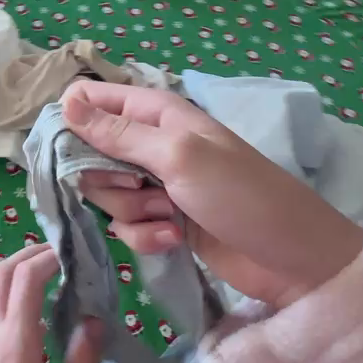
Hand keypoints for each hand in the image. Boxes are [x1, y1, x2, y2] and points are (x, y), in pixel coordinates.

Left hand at [0, 243, 102, 362]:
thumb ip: (82, 362)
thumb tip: (94, 319)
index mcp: (15, 343)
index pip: (26, 277)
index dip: (49, 256)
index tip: (76, 252)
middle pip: (2, 272)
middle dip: (31, 253)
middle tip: (64, 254)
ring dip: (20, 271)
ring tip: (56, 277)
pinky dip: (14, 294)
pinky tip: (39, 310)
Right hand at [63, 81, 362, 308]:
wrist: (298, 264)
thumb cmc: (243, 195)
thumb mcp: (179, 156)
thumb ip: (118, 133)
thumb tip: (65, 104)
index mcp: (151, 110)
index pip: (86, 98)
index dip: (74, 123)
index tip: (82, 151)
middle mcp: (146, 140)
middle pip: (86, 151)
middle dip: (105, 176)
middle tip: (138, 185)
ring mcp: (152, 182)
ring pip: (104, 190)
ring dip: (130, 208)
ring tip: (168, 215)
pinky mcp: (159, 218)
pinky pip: (124, 223)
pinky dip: (144, 235)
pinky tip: (172, 239)